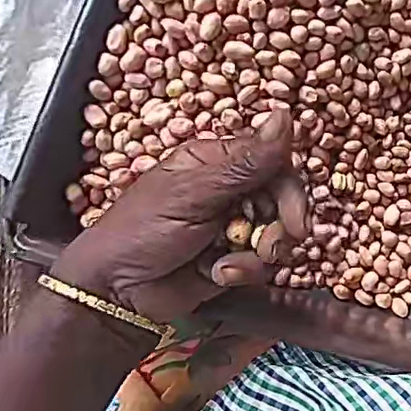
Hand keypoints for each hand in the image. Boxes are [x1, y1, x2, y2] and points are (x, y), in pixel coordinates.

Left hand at [51, 109, 309, 321]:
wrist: (115, 293)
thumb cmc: (141, 231)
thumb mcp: (193, 193)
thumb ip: (244, 163)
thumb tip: (285, 117)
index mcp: (217, 161)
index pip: (274, 163)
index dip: (290, 189)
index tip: (295, 218)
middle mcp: (231, 189)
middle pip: (284, 199)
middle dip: (282, 226)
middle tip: (271, 247)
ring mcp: (235, 224)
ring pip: (279, 232)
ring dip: (261, 253)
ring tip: (228, 264)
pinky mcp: (235, 256)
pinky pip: (264, 261)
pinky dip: (245, 270)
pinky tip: (218, 274)